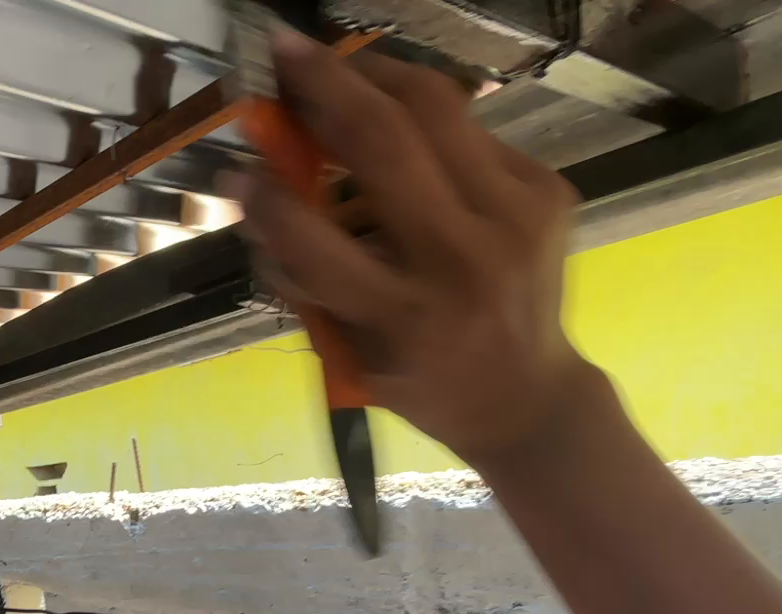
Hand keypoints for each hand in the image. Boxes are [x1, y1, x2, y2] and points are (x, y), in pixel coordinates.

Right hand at [238, 31, 600, 467]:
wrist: (524, 394)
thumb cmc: (420, 382)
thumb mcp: (351, 353)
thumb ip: (306, 282)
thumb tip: (261, 205)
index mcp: (405, 316)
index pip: (319, 246)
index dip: (269, 202)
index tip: (232, 170)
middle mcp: (464, 259)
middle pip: (388, 145)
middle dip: (326, 86)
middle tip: (282, 50)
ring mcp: (516, 216)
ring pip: (437, 112)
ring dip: (374, 76)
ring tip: (332, 66)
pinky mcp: (548, 191)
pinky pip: (469, 134)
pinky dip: (420, 120)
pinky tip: (394, 124)